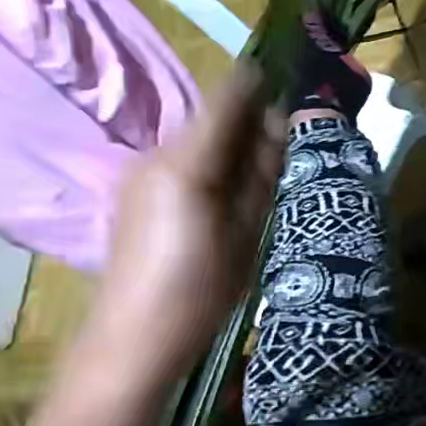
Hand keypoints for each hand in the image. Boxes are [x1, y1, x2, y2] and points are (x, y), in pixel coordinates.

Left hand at [85, 67, 285, 385]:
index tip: (291, 85)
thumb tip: (277, 125)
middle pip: (212, 116)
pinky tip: (226, 195)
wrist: (134, 339)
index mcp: (187, 163)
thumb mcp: (248, 228)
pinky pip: (184, 158)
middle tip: (283, 148)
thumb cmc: (203, 288)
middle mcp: (157, 155)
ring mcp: (140, 172)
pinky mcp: (136, 191)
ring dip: (232, 144)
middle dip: (250, 122)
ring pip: (199, 138)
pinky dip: (212, 162)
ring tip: (259, 177)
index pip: (228, 99)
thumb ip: (262, 169)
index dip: (260, 86)